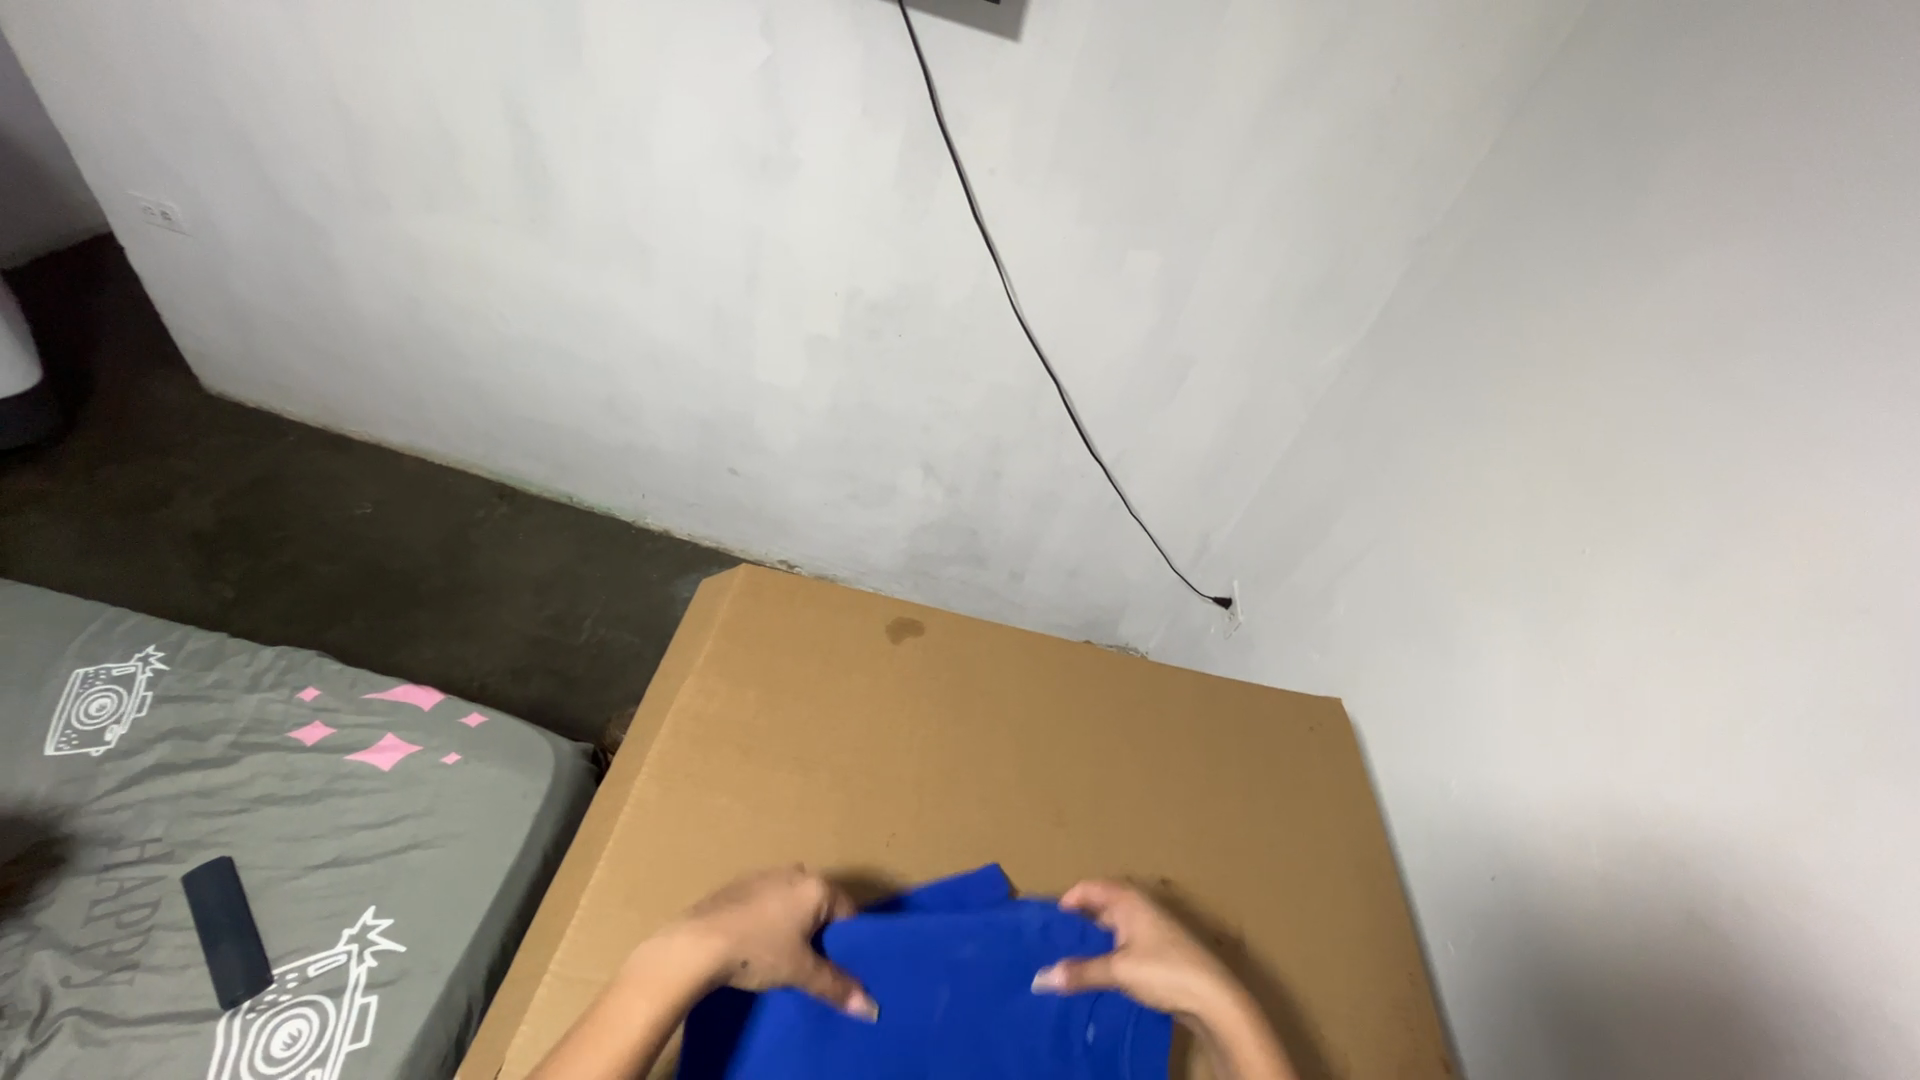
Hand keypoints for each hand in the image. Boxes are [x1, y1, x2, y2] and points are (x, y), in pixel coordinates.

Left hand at [658, 864, 877, 1019]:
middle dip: (819, 932)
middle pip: (820, 905)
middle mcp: (796, 871)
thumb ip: (836, 986)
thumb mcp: (800, 972)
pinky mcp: (739, 883)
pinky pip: (768, 900)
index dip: (848, 942)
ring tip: (781, 957)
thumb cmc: (757, 951)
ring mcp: (766, 874)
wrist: (695, 943)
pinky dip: (768, 918)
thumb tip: (871, 1009)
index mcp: (817, 886)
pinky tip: (755, 943)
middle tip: (811, 964)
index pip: (849, 913)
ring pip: (793, 902)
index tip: (839, 965)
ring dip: (793, 924)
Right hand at [1030, 879, 1238, 1018]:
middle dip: (1079, 919)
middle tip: (1055, 940)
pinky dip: (1110, 951)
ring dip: (1095, 938)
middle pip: (1102, 904)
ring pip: (1114, 925)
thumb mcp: (1118, 971)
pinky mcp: (1161, 950)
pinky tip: (1102, 972)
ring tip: (1072, 957)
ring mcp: (1153, 928)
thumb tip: (1039, 978)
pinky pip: (1125, 942)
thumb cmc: (1164, 970)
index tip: (1050, 923)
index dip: (1068, 900)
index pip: (1089, 887)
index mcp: (1128, 899)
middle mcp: (1140, 906)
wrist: (1215, 998)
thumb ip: (1079, 972)